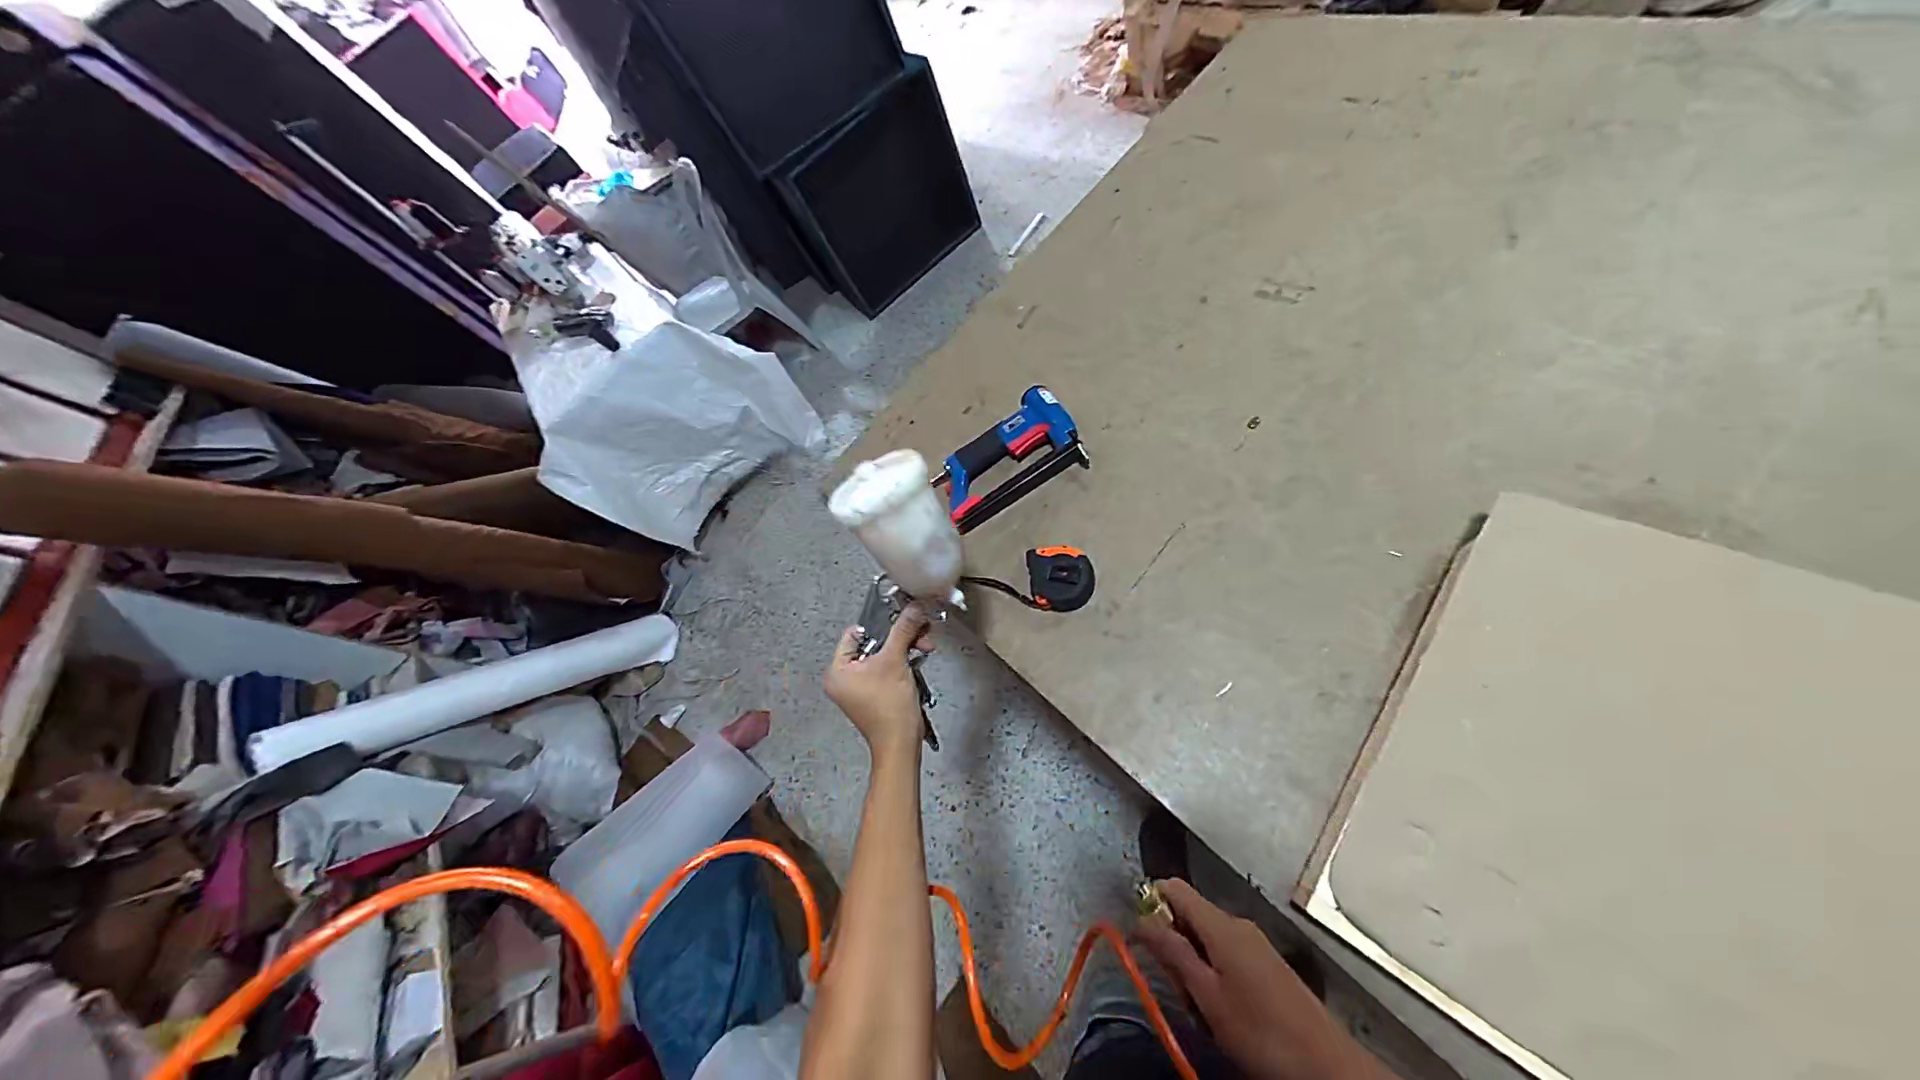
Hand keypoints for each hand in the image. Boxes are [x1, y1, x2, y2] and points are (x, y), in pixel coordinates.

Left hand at [824, 603, 933, 758]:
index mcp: (837, 670)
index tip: (899, 619)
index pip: (856, 632)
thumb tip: (912, 609)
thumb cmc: (889, 712)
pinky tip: (917, 660)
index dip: (879, 625)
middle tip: (917, 633)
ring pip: (884, 654)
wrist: (901, 743)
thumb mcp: (895, 660)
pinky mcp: (875, 693)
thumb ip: (903, 629)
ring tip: (922, 647)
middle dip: (899, 637)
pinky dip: (903, 661)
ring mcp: (859, 688)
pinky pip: (887, 668)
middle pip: (873, 642)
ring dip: (905, 648)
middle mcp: (844, 679)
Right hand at [1136, 879, 1388, 1079]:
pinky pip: (1226, 952)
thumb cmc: (1261, 1032)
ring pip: (1206, 936)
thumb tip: (1141, 919)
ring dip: (1192, 961)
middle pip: (1189, 913)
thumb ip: (1173, 953)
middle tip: (1176, 985)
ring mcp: (1255, 942)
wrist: (1329, 1067)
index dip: (1151, 903)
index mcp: (1220, 924)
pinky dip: (1213, 971)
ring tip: (1199, 1004)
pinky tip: (1221, 1007)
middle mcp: (1237, 923)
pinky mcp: (1267, 963)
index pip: (1174, 888)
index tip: (1141, 937)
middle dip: (1173, 941)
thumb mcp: (1207, 996)